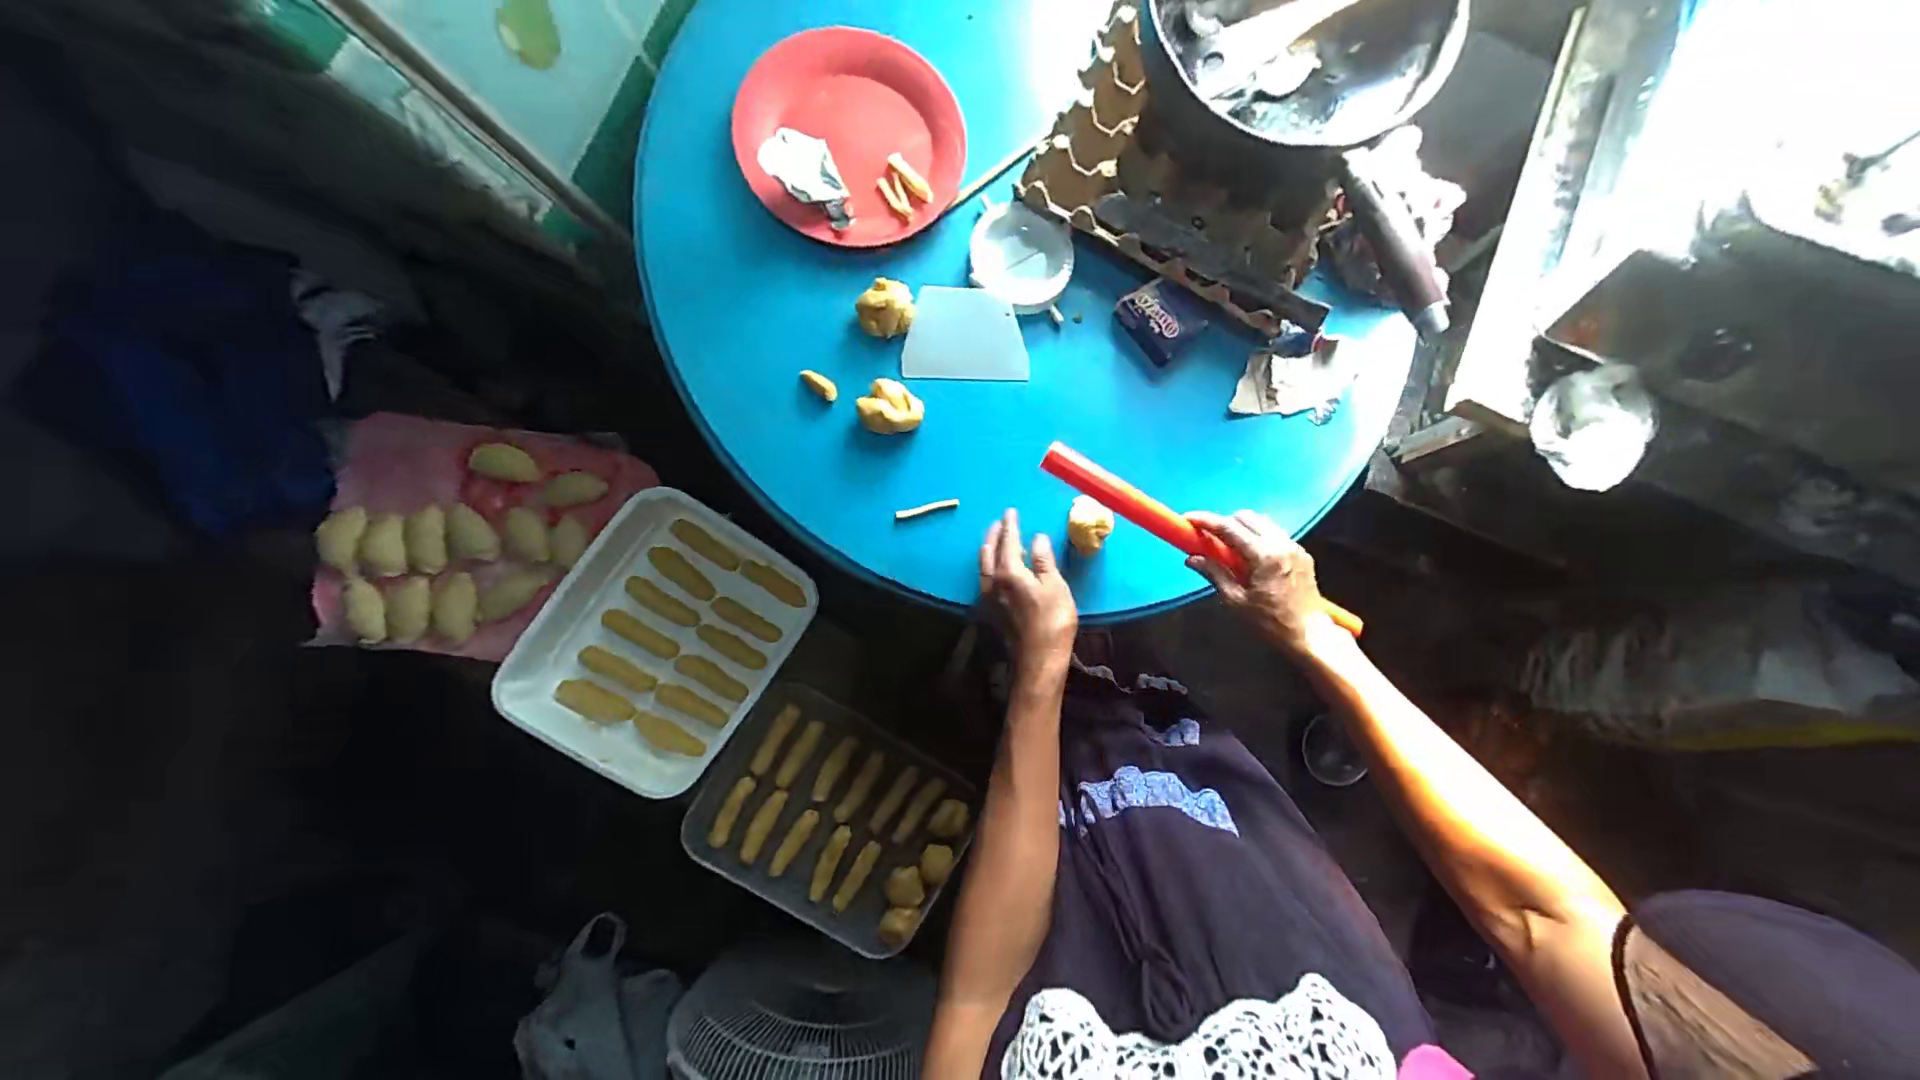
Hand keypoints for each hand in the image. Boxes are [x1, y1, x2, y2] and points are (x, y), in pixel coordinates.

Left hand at [979, 508, 1076, 675]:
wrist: (1039, 658)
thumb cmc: (1052, 620)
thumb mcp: (1054, 585)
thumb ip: (1044, 560)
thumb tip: (1037, 539)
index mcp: (1008, 571)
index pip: (1008, 541)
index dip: (1010, 525)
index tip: (1010, 511)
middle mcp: (993, 582)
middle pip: (989, 552)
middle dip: (994, 535)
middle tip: (998, 523)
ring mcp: (989, 598)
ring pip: (984, 566)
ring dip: (989, 550)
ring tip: (995, 541)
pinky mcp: (992, 610)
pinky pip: (986, 579)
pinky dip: (990, 566)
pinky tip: (997, 568)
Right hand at [1185, 510, 1334, 656]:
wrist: (1310, 635)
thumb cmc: (1270, 622)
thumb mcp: (1236, 601)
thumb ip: (1214, 574)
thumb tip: (1192, 558)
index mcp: (1264, 557)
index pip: (1229, 528)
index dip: (1205, 520)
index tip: (1188, 518)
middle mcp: (1281, 544)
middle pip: (1246, 517)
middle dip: (1224, 522)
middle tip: (1209, 538)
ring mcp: (1294, 547)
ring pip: (1261, 521)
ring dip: (1241, 527)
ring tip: (1228, 547)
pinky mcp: (1301, 552)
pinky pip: (1274, 532)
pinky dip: (1257, 535)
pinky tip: (1250, 554)